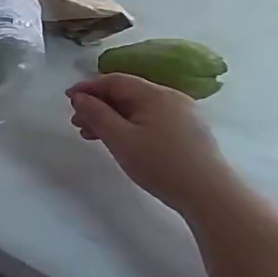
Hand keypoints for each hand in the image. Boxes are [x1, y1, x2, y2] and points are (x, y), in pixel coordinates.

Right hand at [66, 74, 240, 216]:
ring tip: (90, 135)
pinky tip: (117, 141)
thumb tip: (79, 97)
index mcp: (156, 95)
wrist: (210, 195)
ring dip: (110, 117)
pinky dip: (128, 126)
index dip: (88, 87)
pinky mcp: (187, 132)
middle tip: (76, 122)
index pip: (115, 81)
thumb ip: (96, 114)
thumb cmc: (160, 164)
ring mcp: (182, 116)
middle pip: (126, 94)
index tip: (67, 98)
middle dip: (97, 105)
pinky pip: (149, 120)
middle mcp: (172, 99)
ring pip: (137, 108)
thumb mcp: (119, 138)